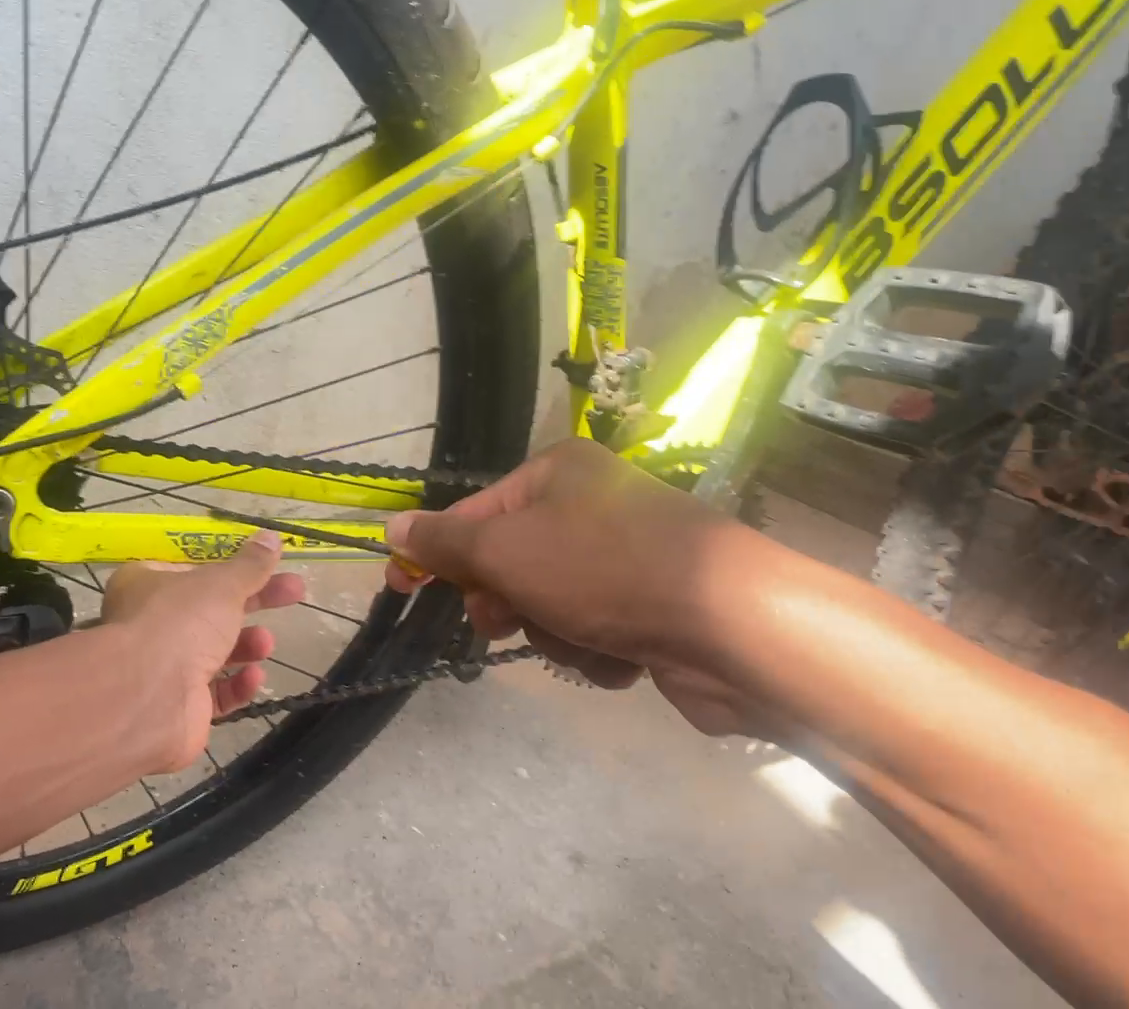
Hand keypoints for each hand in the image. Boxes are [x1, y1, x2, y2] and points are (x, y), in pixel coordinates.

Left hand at [99, 531, 305, 771]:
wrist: (149, 696)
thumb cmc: (180, 622)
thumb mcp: (222, 584)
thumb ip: (251, 565)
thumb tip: (272, 537)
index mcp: (146, 584)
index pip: (192, 570)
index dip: (230, 569)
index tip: (267, 566)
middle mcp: (151, 623)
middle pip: (211, 609)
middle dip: (254, 602)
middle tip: (295, 592)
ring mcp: (164, 667)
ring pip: (213, 651)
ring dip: (245, 645)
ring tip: (265, 643)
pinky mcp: (180, 706)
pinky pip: (216, 692)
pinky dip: (237, 685)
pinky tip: (254, 677)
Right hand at [383, 439, 781, 736]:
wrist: (735, 627)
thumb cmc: (603, 571)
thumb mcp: (503, 552)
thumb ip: (443, 542)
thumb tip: (393, 526)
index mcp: (556, 474)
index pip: (470, 514)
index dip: (432, 553)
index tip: (399, 585)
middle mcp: (590, 506)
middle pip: (508, 562)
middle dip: (505, 601)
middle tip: (503, 621)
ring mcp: (625, 556)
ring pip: (547, 605)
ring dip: (552, 632)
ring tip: (584, 639)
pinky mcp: (653, 605)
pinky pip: (591, 630)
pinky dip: (595, 650)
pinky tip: (621, 655)